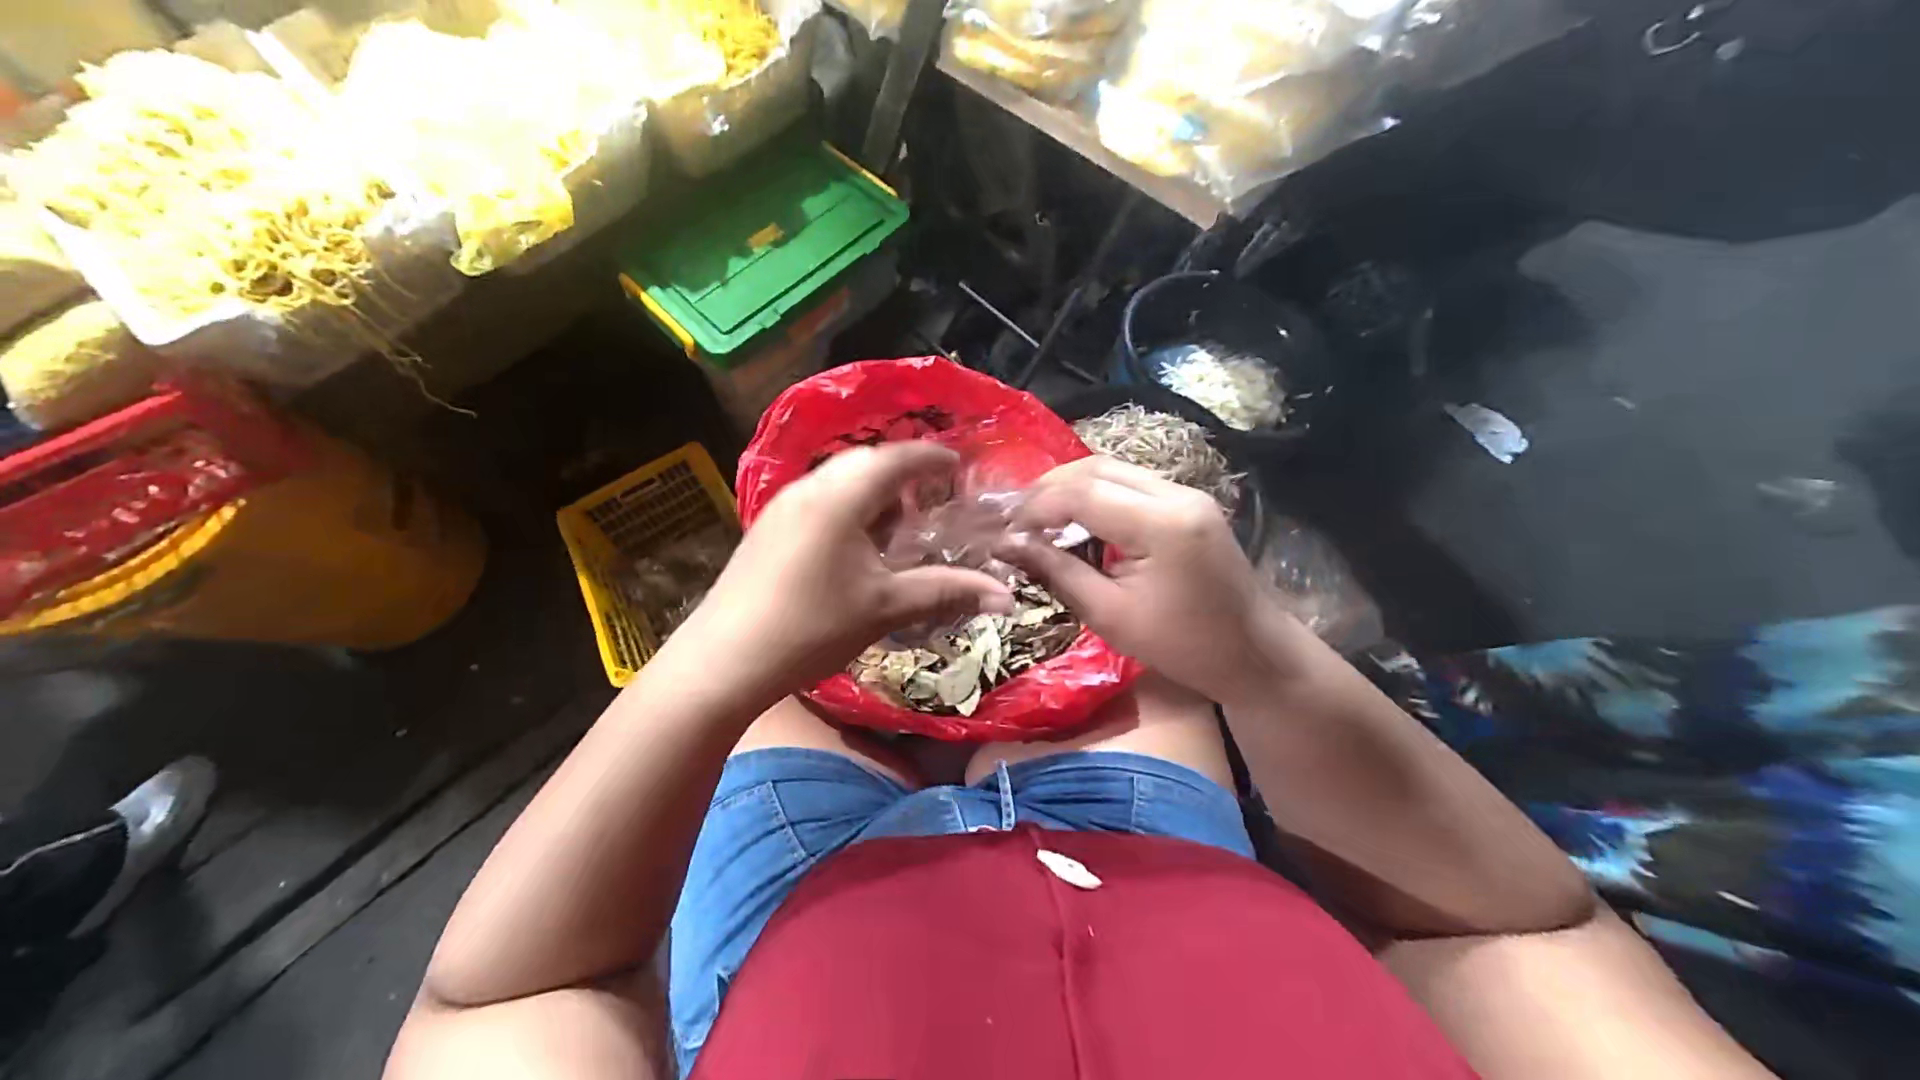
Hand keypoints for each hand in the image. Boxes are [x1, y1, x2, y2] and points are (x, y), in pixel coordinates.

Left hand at [671, 442, 1012, 698]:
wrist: (723, 660)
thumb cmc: (811, 627)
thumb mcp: (885, 608)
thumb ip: (947, 592)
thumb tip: (1007, 596)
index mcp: (841, 497)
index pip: (896, 458)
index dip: (932, 458)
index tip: (959, 466)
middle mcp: (809, 488)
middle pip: (866, 464)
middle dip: (904, 475)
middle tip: (933, 499)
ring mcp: (782, 507)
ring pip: (840, 482)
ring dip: (874, 494)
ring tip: (898, 527)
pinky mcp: (768, 529)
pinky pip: (819, 501)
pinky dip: (849, 510)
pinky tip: (857, 548)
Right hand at [998, 456, 1311, 705]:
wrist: (1254, 653)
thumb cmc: (1183, 646)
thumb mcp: (1110, 615)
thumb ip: (1057, 572)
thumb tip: (1008, 546)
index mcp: (1161, 524)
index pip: (1082, 493)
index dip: (1036, 507)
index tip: (1005, 533)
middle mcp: (1177, 493)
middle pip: (1096, 468)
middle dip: (1048, 490)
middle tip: (1015, 520)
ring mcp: (1187, 493)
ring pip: (1113, 470)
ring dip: (1070, 488)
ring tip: (1038, 519)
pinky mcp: (1188, 502)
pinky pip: (1130, 484)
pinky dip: (1095, 495)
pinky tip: (1075, 519)